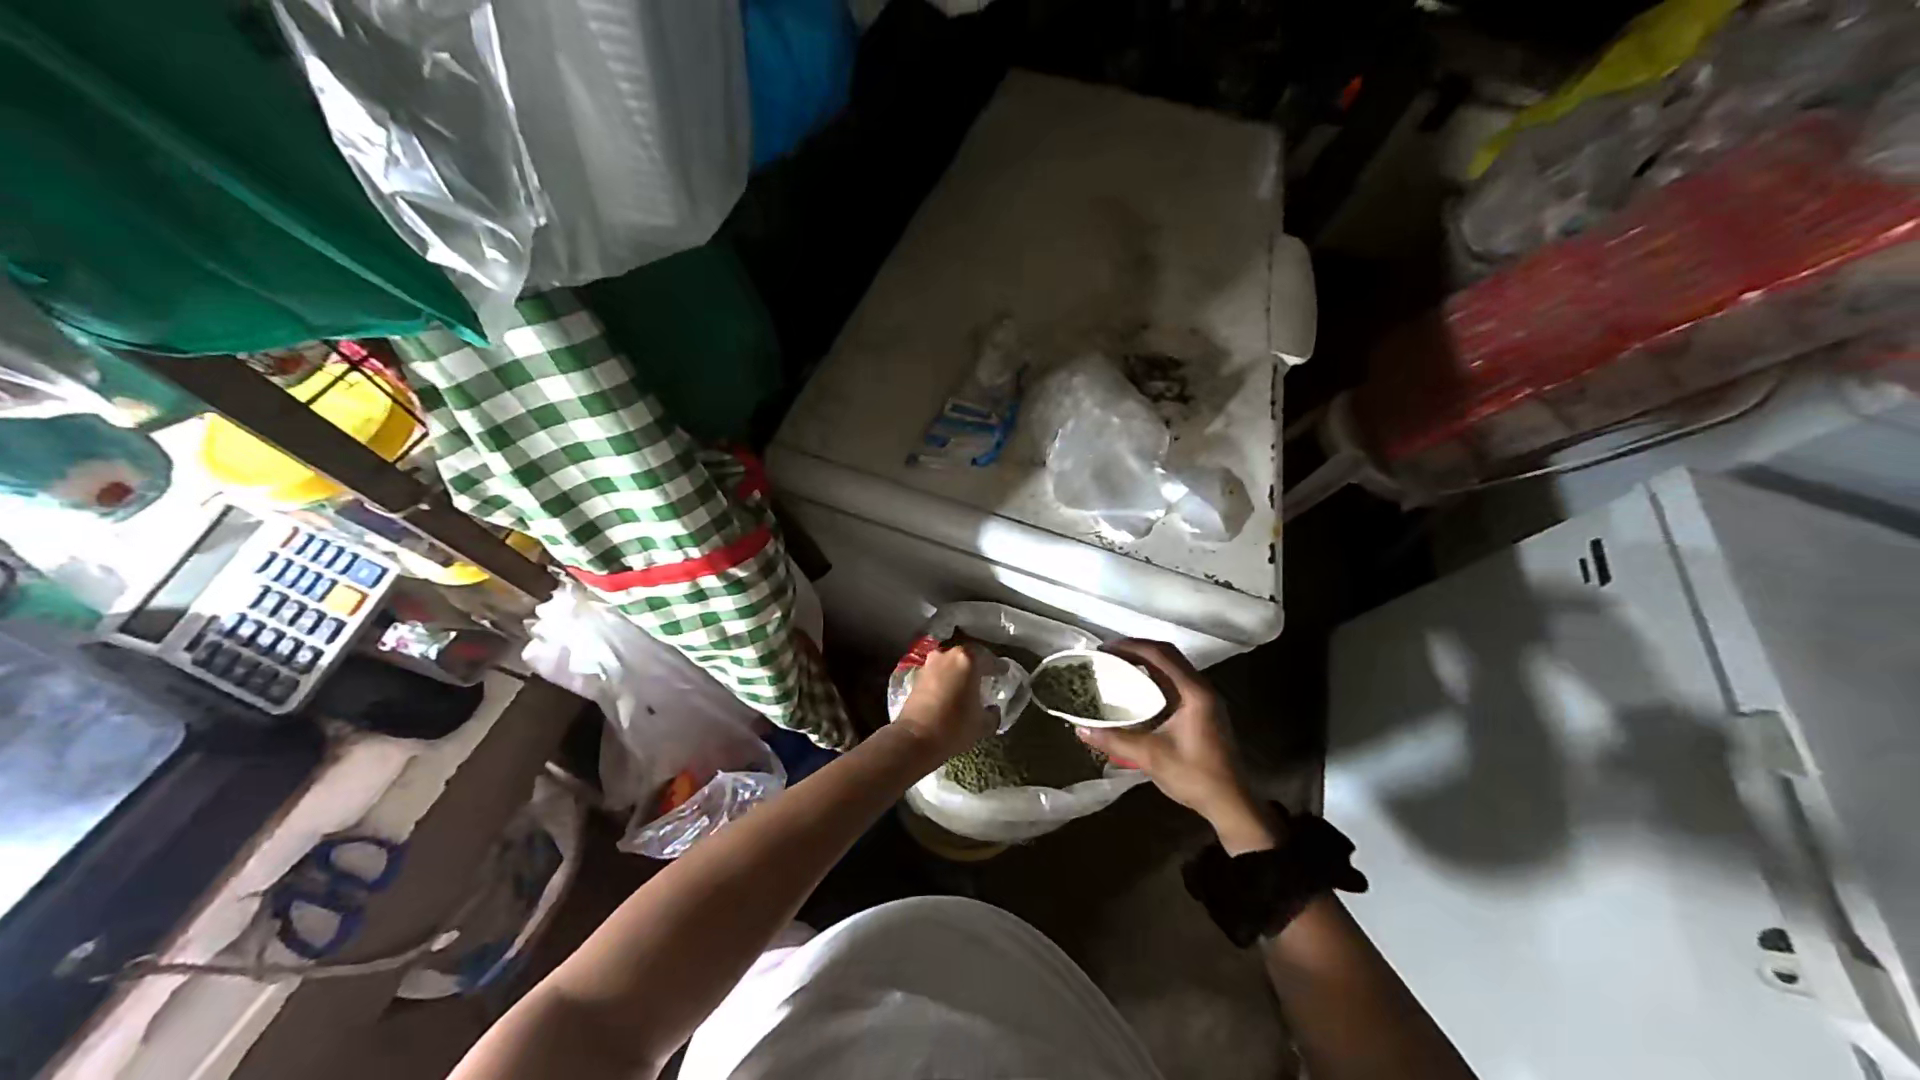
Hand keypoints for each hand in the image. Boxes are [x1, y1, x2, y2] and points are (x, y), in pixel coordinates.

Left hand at [893, 642, 997, 756]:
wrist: (915, 738)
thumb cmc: (954, 726)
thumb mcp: (983, 724)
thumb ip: (993, 713)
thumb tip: (993, 709)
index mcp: (968, 660)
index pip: (990, 660)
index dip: (999, 668)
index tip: (1004, 672)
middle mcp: (948, 655)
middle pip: (969, 656)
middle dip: (979, 666)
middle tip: (988, 676)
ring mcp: (930, 664)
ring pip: (951, 663)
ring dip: (960, 671)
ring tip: (969, 684)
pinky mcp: (918, 675)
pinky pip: (939, 672)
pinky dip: (947, 678)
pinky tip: (952, 690)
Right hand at [1075, 640, 1278, 853]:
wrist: (1230, 803)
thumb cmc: (1194, 775)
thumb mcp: (1150, 756)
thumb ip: (1114, 739)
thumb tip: (1080, 728)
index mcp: (1194, 692)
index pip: (1160, 655)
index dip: (1130, 646)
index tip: (1104, 649)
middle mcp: (1201, 689)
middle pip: (1167, 655)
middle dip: (1136, 650)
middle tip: (1107, 655)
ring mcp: (1204, 699)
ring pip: (1172, 668)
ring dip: (1145, 663)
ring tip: (1117, 666)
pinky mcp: (1201, 710)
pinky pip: (1174, 682)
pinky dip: (1153, 678)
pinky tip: (1135, 689)